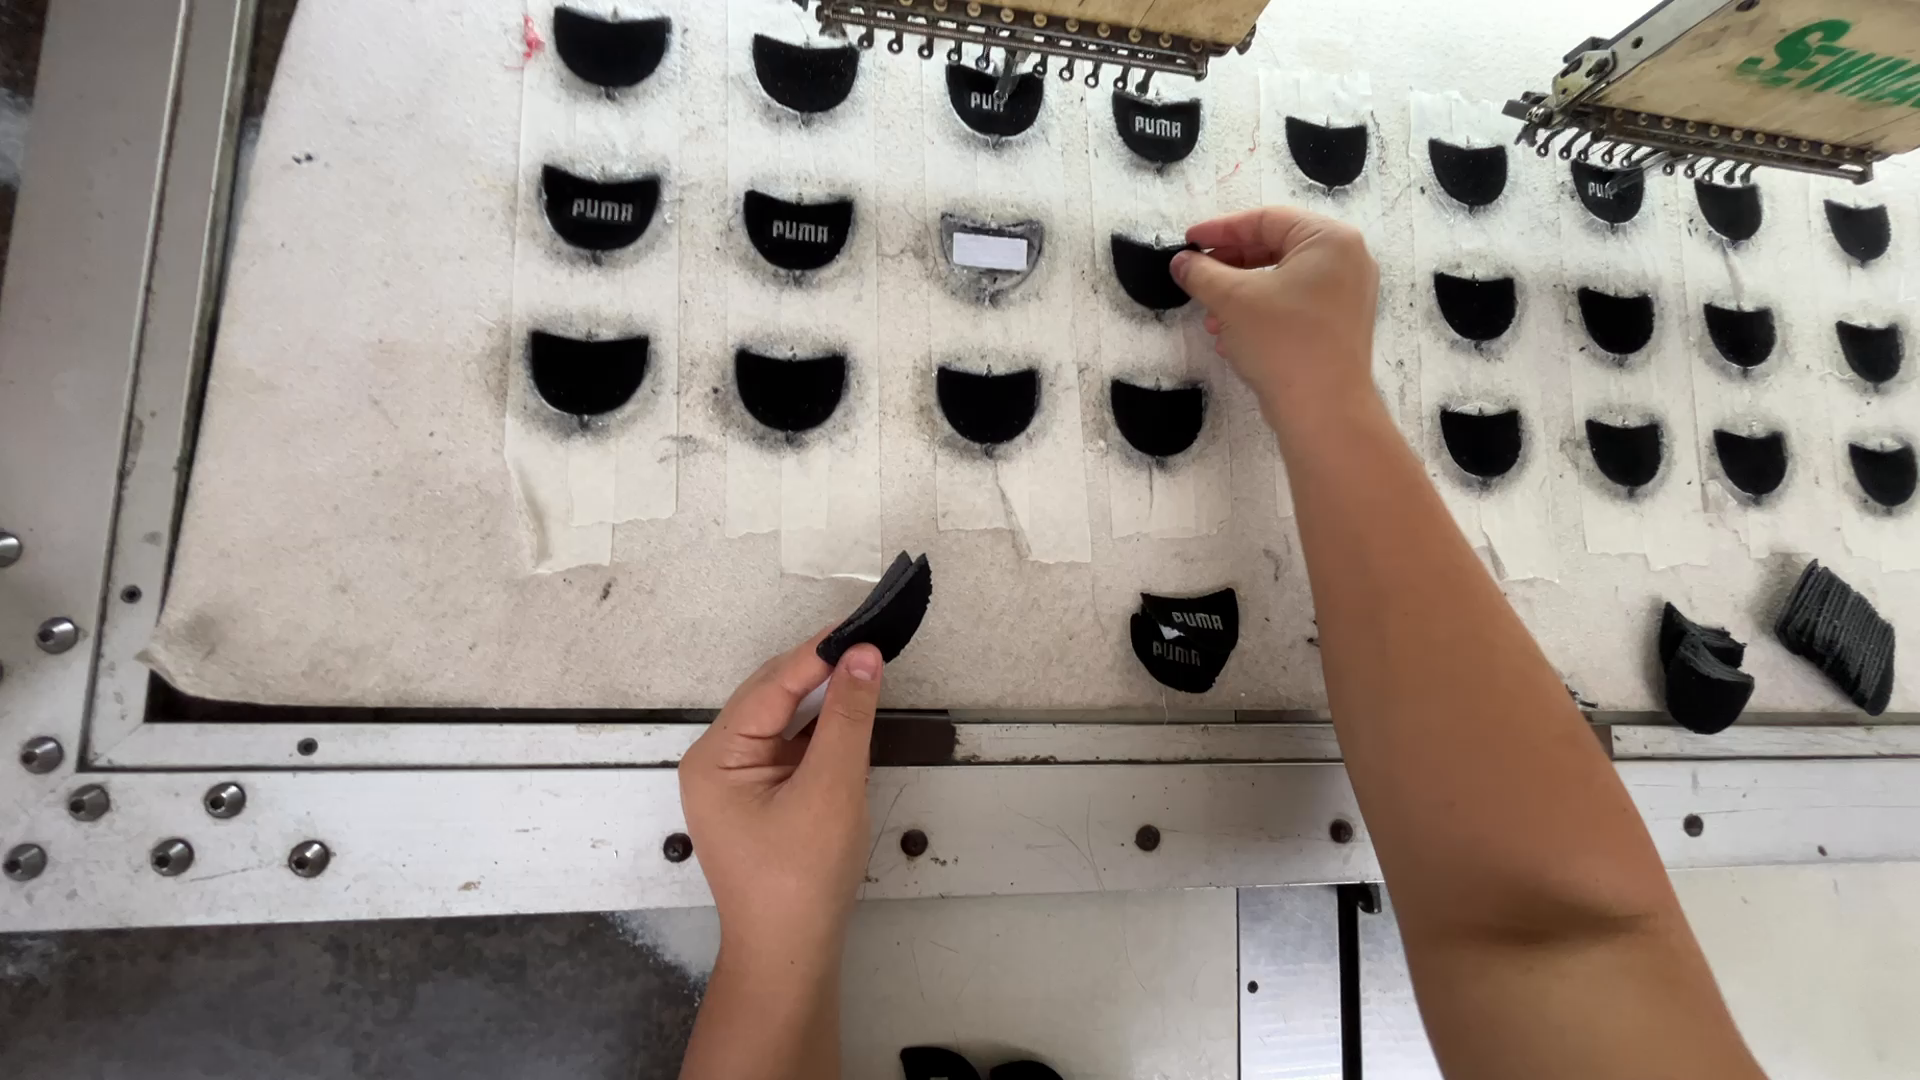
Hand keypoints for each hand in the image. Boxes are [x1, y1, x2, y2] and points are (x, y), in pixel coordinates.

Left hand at [678, 632, 882, 961]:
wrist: (792, 956)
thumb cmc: (803, 875)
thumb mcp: (832, 787)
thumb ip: (848, 715)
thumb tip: (864, 654)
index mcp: (716, 756)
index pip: (772, 686)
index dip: (818, 652)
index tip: (861, 625)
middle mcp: (718, 759)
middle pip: (773, 695)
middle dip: (819, 668)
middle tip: (867, 639)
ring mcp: (739, 777)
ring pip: (785, 716)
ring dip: (823, 693)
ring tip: (863, 663)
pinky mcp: (763, 792)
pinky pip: (793, 742)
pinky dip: (823, 725)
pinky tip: (849, 708)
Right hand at [1172, 207, 1380, 434]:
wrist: (1322, 408)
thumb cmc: (1283, 342)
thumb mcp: (1232, 300)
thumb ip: (1202, 274)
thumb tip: (1181, 262)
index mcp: (1329, 240)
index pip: (1266, 221)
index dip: (1221, 229)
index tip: (1188, 241)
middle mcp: (1345, 260)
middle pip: (1274, 249)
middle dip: (1229, 267)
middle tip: (1196, 277)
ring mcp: (1345, 295)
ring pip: (1280, 281)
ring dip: (1238, 295)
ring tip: (1210, 317)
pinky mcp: (1336, 327)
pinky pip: (1291, 306)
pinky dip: (1258, 314)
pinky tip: (1231, 337)